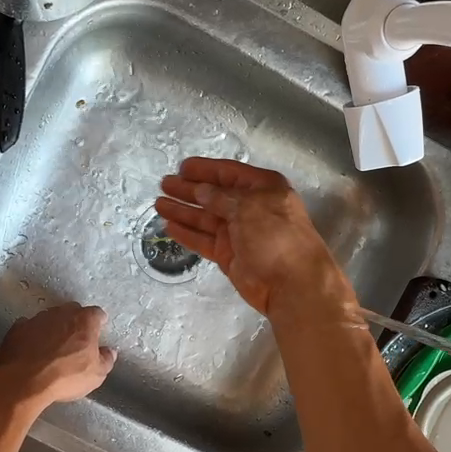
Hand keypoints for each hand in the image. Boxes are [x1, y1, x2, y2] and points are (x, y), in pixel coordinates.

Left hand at [0, 303, 116, 410]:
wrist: (24, 381)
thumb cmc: (66, 376)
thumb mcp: (95, 375)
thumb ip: (106, 360)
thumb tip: (109, 352)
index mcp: (84, 321)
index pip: (97, 314)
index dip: (98, 322)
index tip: (98, 331)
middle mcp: (61, 313)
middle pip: (72, 311)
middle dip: (76, 322)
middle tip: (76, 340)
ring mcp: (37, 318)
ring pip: (50, 317)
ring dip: (53, 327)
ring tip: (53, 346)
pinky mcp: (17, 328)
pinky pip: (29, 327)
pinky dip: (33, 334)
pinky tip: (32, 348)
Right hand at [156, 158, 351, 318]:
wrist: (291, 284)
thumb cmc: (276, 237)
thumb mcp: (249, 207)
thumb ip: (221, 197)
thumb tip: (200, 191)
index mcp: (263, 189)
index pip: (229, 173)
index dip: (205, 170)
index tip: (182, 167)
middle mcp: (251, 208)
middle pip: (214, 195)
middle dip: (189, 189)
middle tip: (165, 184)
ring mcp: (239, 233)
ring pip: (205, 218)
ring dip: (183, 210)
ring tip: (159, 204)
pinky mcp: (229, 255)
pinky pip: (204, 240)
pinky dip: (187, 233)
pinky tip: (169, 226)